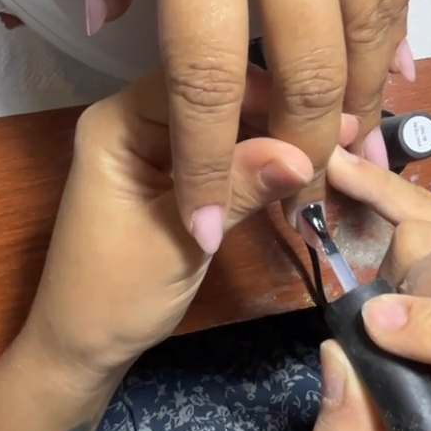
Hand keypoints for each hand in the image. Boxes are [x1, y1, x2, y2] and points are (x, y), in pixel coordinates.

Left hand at [21, 69, 357, 381]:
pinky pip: (225, 150)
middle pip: (215, 98)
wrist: (84, 347)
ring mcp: (156, 143)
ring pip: (227, 123)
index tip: (321, 110)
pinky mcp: (175, 168)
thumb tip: (304, 154)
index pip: (194, 82)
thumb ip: (239, 189)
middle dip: (277, 114)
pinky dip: (263, 159)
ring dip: (277, 137)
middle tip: (345, 129)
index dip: (260, 91)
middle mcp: (135, 119)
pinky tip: (307, 162)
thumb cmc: (116, 296)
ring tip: (341, 144)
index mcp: (117, 124)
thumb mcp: (181, 239)